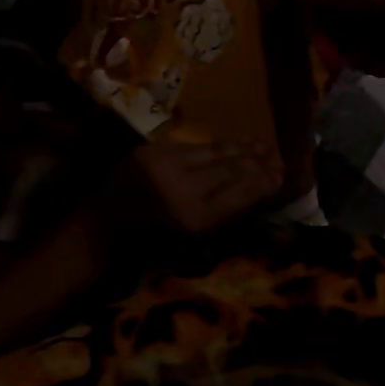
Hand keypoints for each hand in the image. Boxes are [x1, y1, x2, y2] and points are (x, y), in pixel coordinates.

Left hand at [113, 139, 283, 237]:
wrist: (103, 226)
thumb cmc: (152, 242)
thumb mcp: (192, 239)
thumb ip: (223, 216)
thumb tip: (257, 193)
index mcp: (195, 218)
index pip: (240, 195)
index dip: (263, 184)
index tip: (281, 176)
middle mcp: (184, 189)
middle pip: (231, 170)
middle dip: (258, 163)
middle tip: (278, 157)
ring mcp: (168, 166)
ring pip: (215, 152)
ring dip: (242, 147)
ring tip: (263, 144)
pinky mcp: (155, 151)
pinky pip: (194, 145)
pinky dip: (216, 145)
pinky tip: (233, 142)